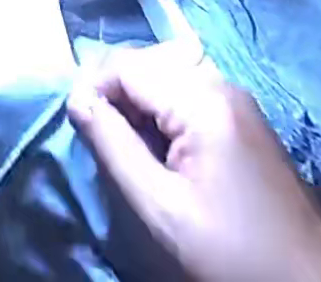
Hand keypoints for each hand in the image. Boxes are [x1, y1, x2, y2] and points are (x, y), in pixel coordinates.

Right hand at [67, 44, 320, 281]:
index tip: (76, 126)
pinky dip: (164, 112)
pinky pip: (191, 95)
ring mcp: (237, 99)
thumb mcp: (161, 210)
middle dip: (116, 92)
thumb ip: (114, 147)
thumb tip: (76, 98)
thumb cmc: (232, 256)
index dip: (95, 87)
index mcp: (203, 98)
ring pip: (168, 76)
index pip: (129, 64)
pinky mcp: (244, 120)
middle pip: (150, 63)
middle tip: (98, 139)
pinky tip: (159, 150)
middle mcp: (222, 83)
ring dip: (139, 102)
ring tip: (124, 147)